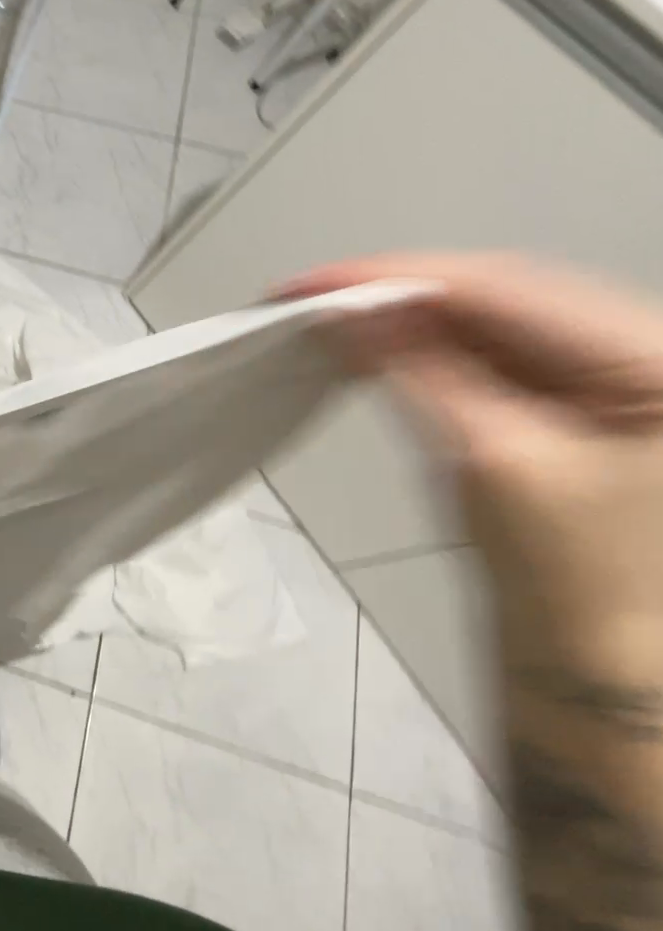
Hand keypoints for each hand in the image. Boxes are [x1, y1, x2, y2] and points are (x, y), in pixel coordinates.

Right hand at [278, 253, 662, 671]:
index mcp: (658, 359)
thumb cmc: (561, 570)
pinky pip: (495, 351)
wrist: (597, 652)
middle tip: (305, 300)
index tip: (304, 285)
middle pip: (503, 293)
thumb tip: (346, 311)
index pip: (506, 287)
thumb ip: (419, 370)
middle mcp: (649, 350)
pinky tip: (377, 346)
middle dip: (397, 291)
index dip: (396, 278)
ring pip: (494, 318)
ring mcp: (620, 373)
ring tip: (328, 321)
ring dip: (407, 317)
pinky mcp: (582, 398)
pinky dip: (428, 347)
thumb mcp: (488, 457)